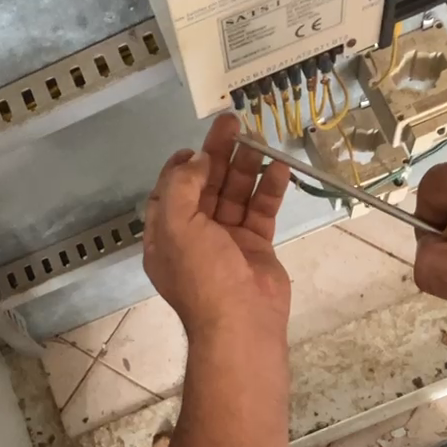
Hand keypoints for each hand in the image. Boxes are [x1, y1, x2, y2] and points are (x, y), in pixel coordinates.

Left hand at [143, 114, 292, 344]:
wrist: (241, 322)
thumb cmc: (203, 275)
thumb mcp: (177, 227)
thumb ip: (182, 187)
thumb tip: (195, 159)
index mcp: (166, 236)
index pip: (170, 193)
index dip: (180, 167)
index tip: (195, 146)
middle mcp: (194, 237)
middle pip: (205, 187)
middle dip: (218, 155)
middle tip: (233, 123)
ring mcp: (227, 242)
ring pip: (235, 195)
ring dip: (245, 167)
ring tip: (260, 138)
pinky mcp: (256, 247)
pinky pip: (261, 211)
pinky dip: (268, 190)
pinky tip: (279, 168)